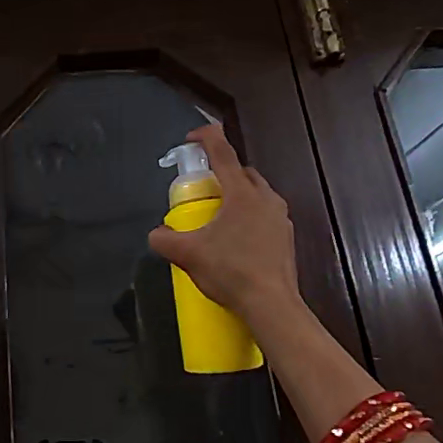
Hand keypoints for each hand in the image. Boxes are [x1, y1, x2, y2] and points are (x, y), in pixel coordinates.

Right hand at [147, 124, 301, 322]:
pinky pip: (266, 216)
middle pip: (243, 173)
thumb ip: (165, 240)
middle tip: (203, 188)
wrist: (271, 304)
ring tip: (219, 216)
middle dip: (223, 173)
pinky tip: (237, 240)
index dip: (206, 139)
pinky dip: (250, 217)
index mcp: (242, 194)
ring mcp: (281, 218)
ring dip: (238, 196)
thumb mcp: (189, 255)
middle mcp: (266, 199)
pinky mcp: (287, 238)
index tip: (192, 138)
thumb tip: (156, 235)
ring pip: (257, 194)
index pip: (223, 154)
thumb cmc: (231, 271)